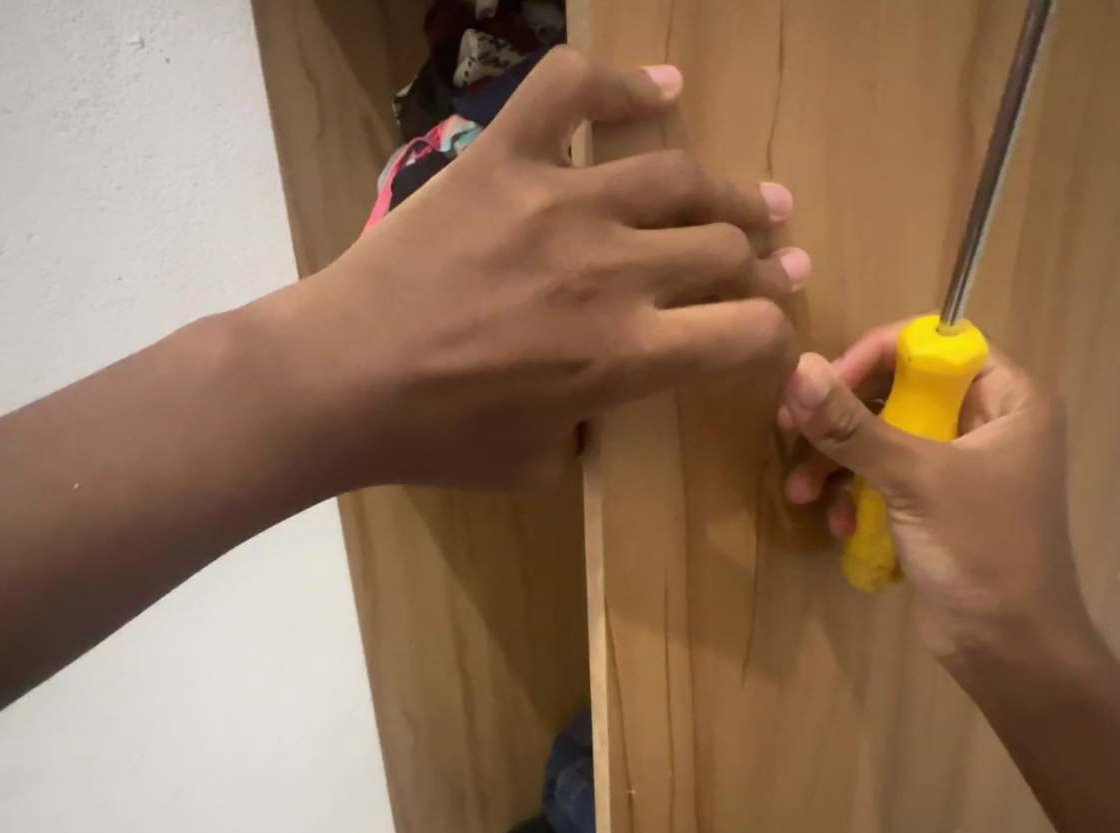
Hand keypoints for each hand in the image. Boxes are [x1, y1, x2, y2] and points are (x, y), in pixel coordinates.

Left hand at [245, 46, 806, 491]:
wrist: (341, 381)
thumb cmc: (440, 439)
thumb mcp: (541, 464)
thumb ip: (595, 426)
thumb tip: (607, 394)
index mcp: (626, 358)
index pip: (748, 335)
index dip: (778, 344)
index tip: (772, 347)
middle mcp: (613, 273)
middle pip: (726, 250)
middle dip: (767, 266)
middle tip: (778, 264)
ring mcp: (559, 204)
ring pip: (678, 175)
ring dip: (732, 190)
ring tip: (755, 200)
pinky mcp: (504, 159)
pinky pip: (573, 91)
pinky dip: (622, 81)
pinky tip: (659, 88)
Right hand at [778, 319, 1092, 662]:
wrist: (1007, 648)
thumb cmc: (981, 550)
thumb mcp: (915, 480)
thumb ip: (853, 425)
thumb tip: (796, 370)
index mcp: (1008, 400)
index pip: (936, 345)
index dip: (876, 355)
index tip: (824, 383)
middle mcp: (985, 424)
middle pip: (899, 391)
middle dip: (842, 419)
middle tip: (790, 431)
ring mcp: (957, 469)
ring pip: (882, 439)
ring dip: (836, 463)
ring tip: (802, 492)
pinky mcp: (933, 507)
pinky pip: (883, 480)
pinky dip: (854, 496)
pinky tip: (836, 525)